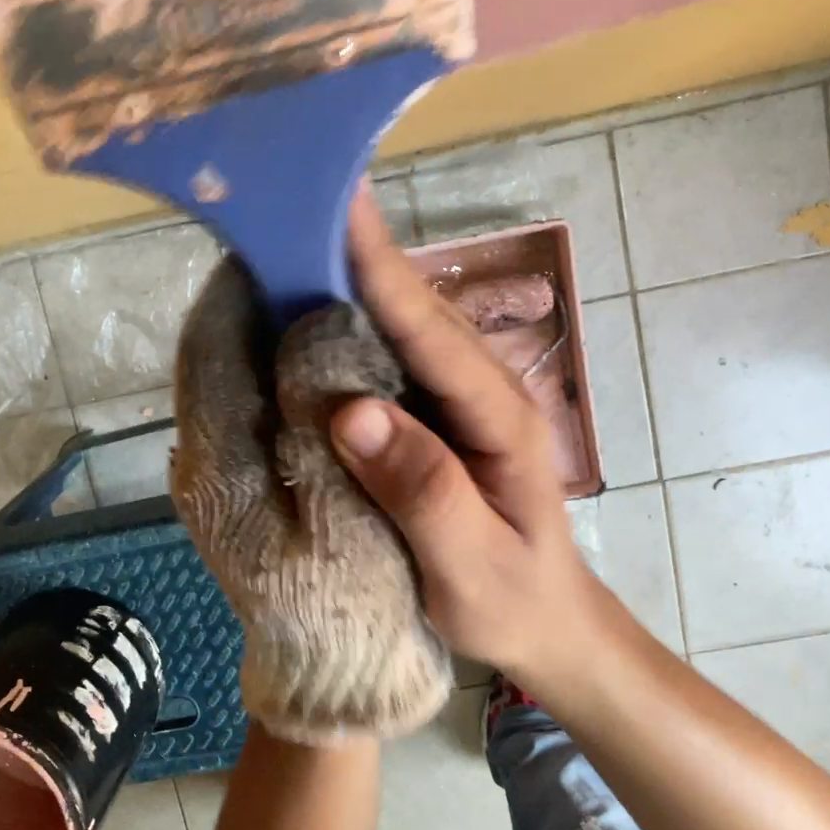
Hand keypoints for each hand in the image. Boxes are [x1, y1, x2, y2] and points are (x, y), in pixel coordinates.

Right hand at [329, 184, 607, 681]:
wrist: (544, 624)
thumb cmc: (512, 601)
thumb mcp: (472, 563)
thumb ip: (423, 490)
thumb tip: (347, 411)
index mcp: (498, 416)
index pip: (431, 331)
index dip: (382, 268)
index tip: (338, 205)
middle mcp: (477, 391)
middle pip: (412, 312)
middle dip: (355, 256)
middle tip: (290, 205)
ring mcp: (454, 403)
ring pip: (396, 330)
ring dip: (345, 285)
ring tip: (285, 242)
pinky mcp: (431, 420)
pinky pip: (384, 365)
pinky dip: (345, 336)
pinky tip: (303, 322)